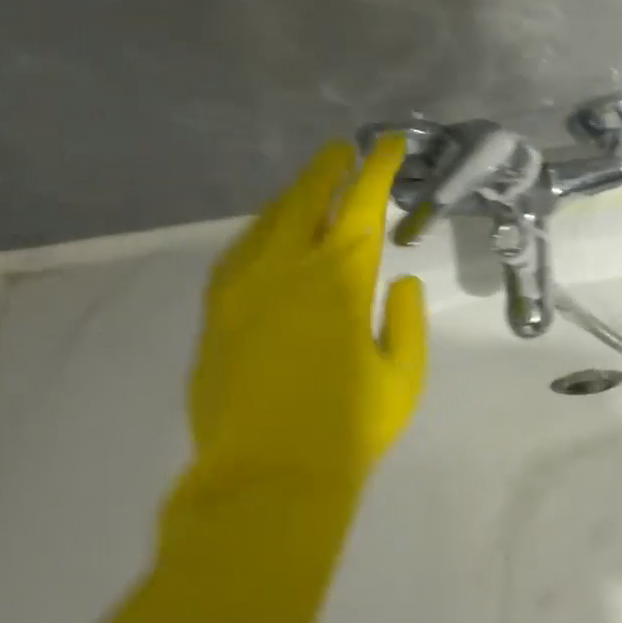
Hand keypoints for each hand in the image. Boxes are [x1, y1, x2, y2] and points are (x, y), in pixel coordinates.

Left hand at [186, 136, 426, 488]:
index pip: (362, 209)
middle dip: (328, 171)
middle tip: (343, 150)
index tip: (390, 145)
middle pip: (305, 204)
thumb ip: (405, 320)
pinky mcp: (216, 318)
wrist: (267, 477)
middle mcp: (285, 273)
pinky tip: (265, 237)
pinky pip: (237, 256)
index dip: (378, 172)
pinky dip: (257, 234)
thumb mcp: (405, 375)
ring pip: (265, 226)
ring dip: (290, 199)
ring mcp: (242, 294)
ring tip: (309, 186)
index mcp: (339, 283)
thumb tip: (400, 280)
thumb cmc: (350, 428)